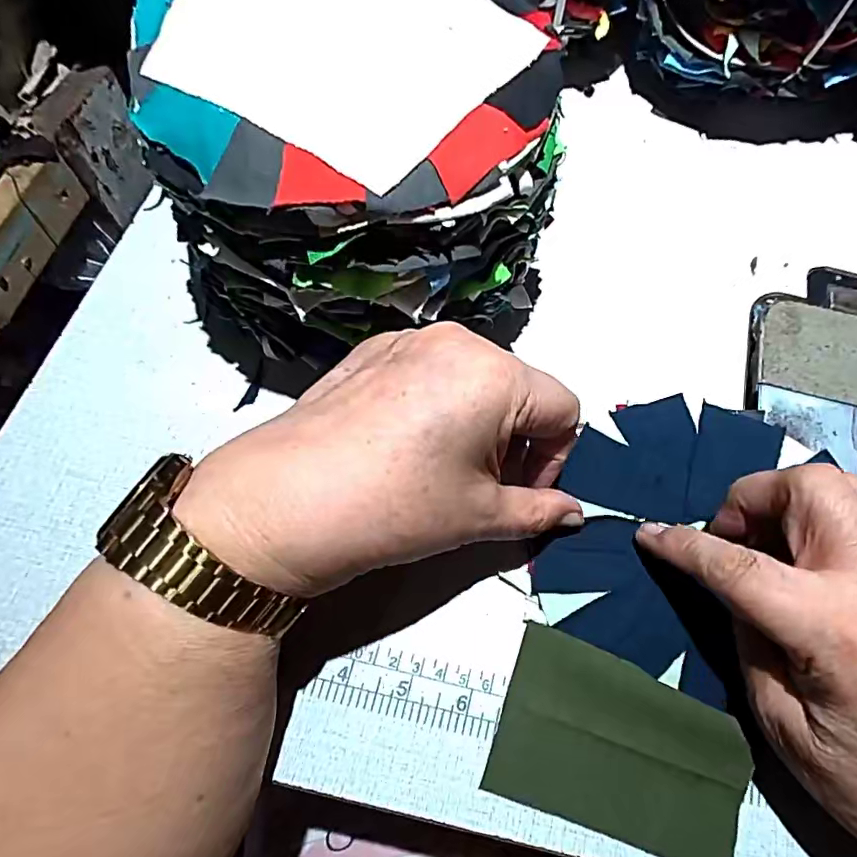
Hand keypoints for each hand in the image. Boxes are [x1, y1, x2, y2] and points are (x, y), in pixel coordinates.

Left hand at [174, 324, 582, 597]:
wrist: (280, 506)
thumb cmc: (394, 508)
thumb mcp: (481, 515)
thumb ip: (541, 509)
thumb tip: (576, 513)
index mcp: (495, 374)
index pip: (564, 409)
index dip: (556, 457)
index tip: (525, 491)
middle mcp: (458, 342)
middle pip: (523, 390)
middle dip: (520, 441)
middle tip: (489, 487)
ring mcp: (411, 341)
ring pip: (481, 380)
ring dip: (485, 425)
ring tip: (448, 470)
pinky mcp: (374, 351)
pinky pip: (437, 373)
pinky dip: (445, 408)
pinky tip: (412, 448)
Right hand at [635, 464, 856, 856]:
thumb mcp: (783, 724)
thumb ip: (750, 639)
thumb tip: (730, 586)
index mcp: (838, 629)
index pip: (743, 566)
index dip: (687, 547)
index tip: (651, 535)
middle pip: (811, 484)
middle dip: (755, 495)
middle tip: (732, 538)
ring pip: (844, 487)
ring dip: (791, 502)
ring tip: (767, 547)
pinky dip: (822, 524)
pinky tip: (809, 566)